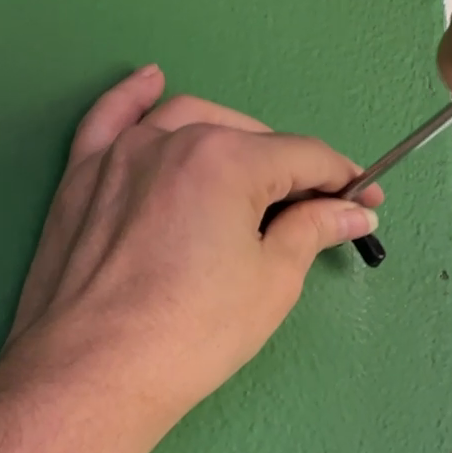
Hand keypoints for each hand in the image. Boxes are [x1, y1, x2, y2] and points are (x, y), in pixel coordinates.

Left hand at [3, 66, 384, 429]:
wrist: (97, 371)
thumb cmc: (199, 329)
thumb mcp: (275, 279)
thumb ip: (314, 230)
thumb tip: (353, 212)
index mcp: (227, 160)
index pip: (305, 156)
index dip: (346, 180)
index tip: (368, 203)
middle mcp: (172, 139)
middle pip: (253, 138)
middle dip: (296, 169)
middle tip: (323, 212)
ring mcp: (120, 153)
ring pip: (190, 120)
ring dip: (238, 139)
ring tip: (264, 176)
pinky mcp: (83, 176)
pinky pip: (112, 119)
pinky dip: (136, 97)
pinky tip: (152, 81)